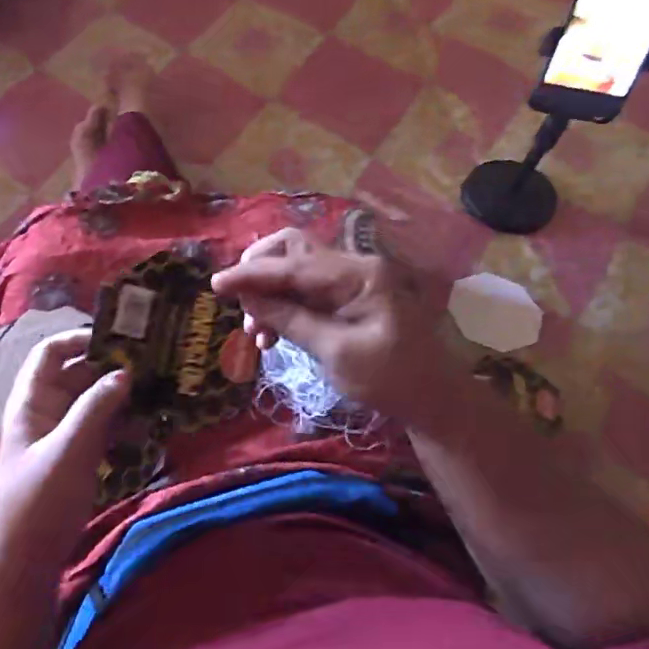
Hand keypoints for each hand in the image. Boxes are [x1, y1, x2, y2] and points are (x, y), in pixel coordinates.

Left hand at [0, 329, 130, 565]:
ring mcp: (62, 434)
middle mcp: (46, 411)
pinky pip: (102, 428)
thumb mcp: (69, 450)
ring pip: (93, 402)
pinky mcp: (77, 456)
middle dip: (110, 368)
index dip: (79, 339)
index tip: (118, 339)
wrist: (26, 561)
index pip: (50, 353)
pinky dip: (122, 423)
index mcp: (31, 401)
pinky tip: (148, 426)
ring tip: (157, 391)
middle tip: (151, 363)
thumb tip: (123, 373)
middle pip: (77, 374)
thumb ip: (96, 408)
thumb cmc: (40, 501)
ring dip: (121, 396)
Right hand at [212, 232, 445, 423]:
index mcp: (359, 275)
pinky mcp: (346, 296)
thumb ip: (291, 320)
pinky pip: (304, 289)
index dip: (250, 274)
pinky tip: (271, 334)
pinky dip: (282, 305)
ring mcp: (351, 279)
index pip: (293, 265)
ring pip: (294, 269)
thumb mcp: (337, 353)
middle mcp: (353, 266)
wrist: (433, 399)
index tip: (215, 285)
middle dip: (258, 271)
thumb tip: (248, 298)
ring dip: (267, 293)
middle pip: (293, 249)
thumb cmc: (391, 379)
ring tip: (256, 334)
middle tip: (237, 301)